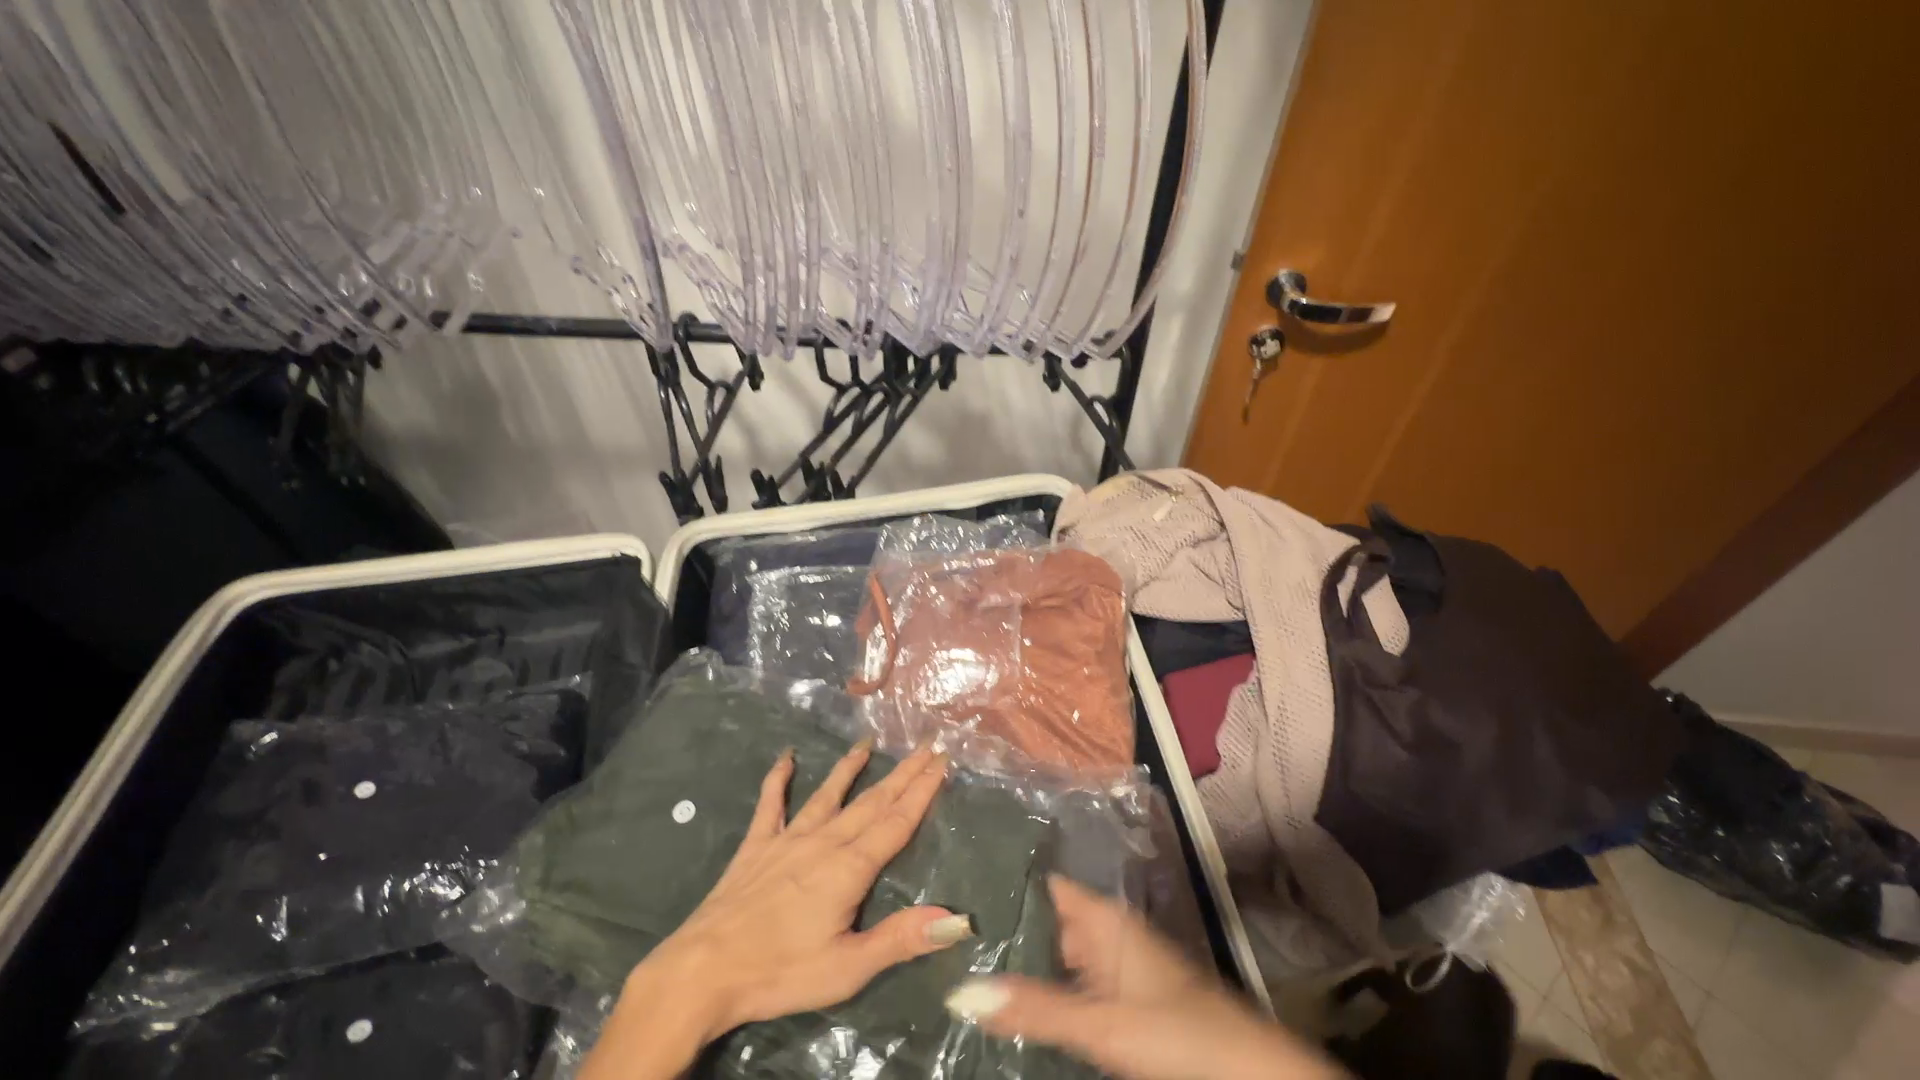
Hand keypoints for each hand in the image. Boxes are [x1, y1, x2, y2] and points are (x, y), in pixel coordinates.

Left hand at [582, 743, 970, 1079]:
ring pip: (828, 795)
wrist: (703, 971)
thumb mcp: (849, 967)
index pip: (896, 822)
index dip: (922, 791)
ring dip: (850, 768)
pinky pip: (770, 804)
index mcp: (850, 869)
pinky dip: (778, 778)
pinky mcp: (755, 847)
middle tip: (926, 745)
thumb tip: (958, 920)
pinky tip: (786, 757)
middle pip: (871, 802)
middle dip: (902, 774)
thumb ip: (902, 939)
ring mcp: (786, 840)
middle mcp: (823, 843)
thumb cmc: (781, 973)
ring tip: (869, 743)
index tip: (943, 761)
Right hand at [946, 877, 1346, 1079]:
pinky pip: (1060, 989)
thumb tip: (957, 990)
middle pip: (1039, 922)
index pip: (1041, 883)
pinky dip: (1031, 992)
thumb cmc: (1180, 1032)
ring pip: (1047, 959)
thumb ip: (1034, 1008)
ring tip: (948, 960)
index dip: (999, 877)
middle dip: (994, 928)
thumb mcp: (1102, 1022)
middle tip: (933, 928)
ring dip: (1010, 964)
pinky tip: (995, 1004)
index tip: (949, 879)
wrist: (1246, 1073)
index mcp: (1102, 920)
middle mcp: (1102, 936)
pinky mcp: (1111, 1005)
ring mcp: (1107, 971)